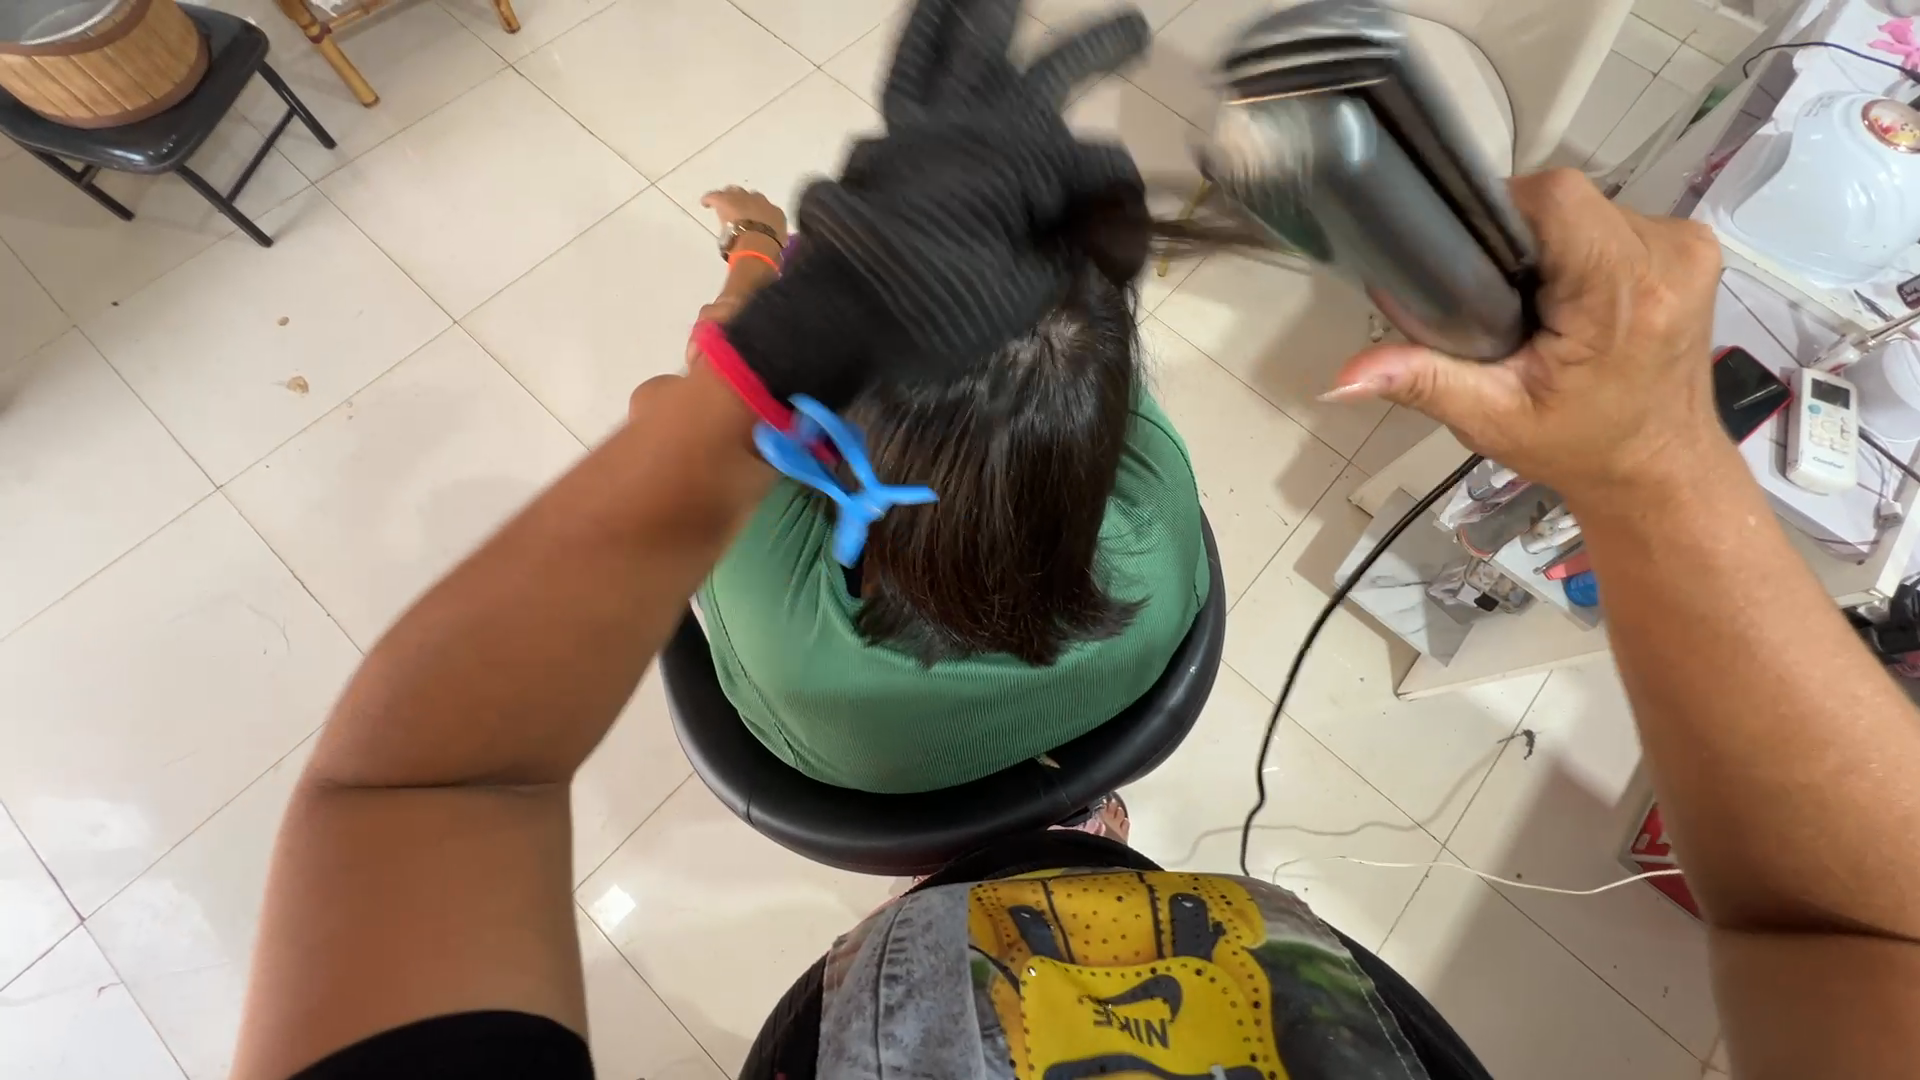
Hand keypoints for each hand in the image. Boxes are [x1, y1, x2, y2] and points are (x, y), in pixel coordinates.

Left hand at [702, 186, 787, 254]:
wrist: (759, 243)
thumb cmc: (771, 248)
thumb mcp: (778, 243)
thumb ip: (774, 238)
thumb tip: (771, 242)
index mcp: (775, 212)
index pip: (767, 209)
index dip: (759, 214)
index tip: (755, 220)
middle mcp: (760, 201)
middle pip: (750, 196)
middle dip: (744, 202)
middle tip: (738, 211)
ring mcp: (742, 198)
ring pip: (734, 192)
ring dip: (730, 198)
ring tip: (724, 206)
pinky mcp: (725, 200)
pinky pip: (714, 196)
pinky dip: (710, 200)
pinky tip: (705, 203)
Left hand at [720, 0, 1151, 409]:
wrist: (842, 320)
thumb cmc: (935, 316)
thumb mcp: (1021, 297)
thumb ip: (1065, 253)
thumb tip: (1105, 232)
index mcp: (1025, 166)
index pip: (1094, 163)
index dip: (1119, 195)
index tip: (1127, 238)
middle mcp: (982, 125)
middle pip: (1051, 74)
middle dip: (1100, 51)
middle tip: (1138, 29)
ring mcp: (931, 123)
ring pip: (974, 48)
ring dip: (1000, 14)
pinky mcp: (890, 135)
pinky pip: (907, 70)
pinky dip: (924, 35)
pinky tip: (939, 4)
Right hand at [1328, 170, 1726, 509]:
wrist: (1654, 465)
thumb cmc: (1574, 446)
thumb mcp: (1486, 420)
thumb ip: (1421, 383)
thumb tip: (1341, 379)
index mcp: (1624, 292)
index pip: (1555, 201)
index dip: (1494, 213)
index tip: (1456, 256)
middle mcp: (1667, 251)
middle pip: (1564, 202)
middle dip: (1509, 239)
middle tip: (1474, 296)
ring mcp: (1685, 244)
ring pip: (1582, 209)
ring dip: (1536, 244)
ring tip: (1508, 300)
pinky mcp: (1685, 247)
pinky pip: (1604, 222)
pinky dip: (1563, 251)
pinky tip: (1546, 296)